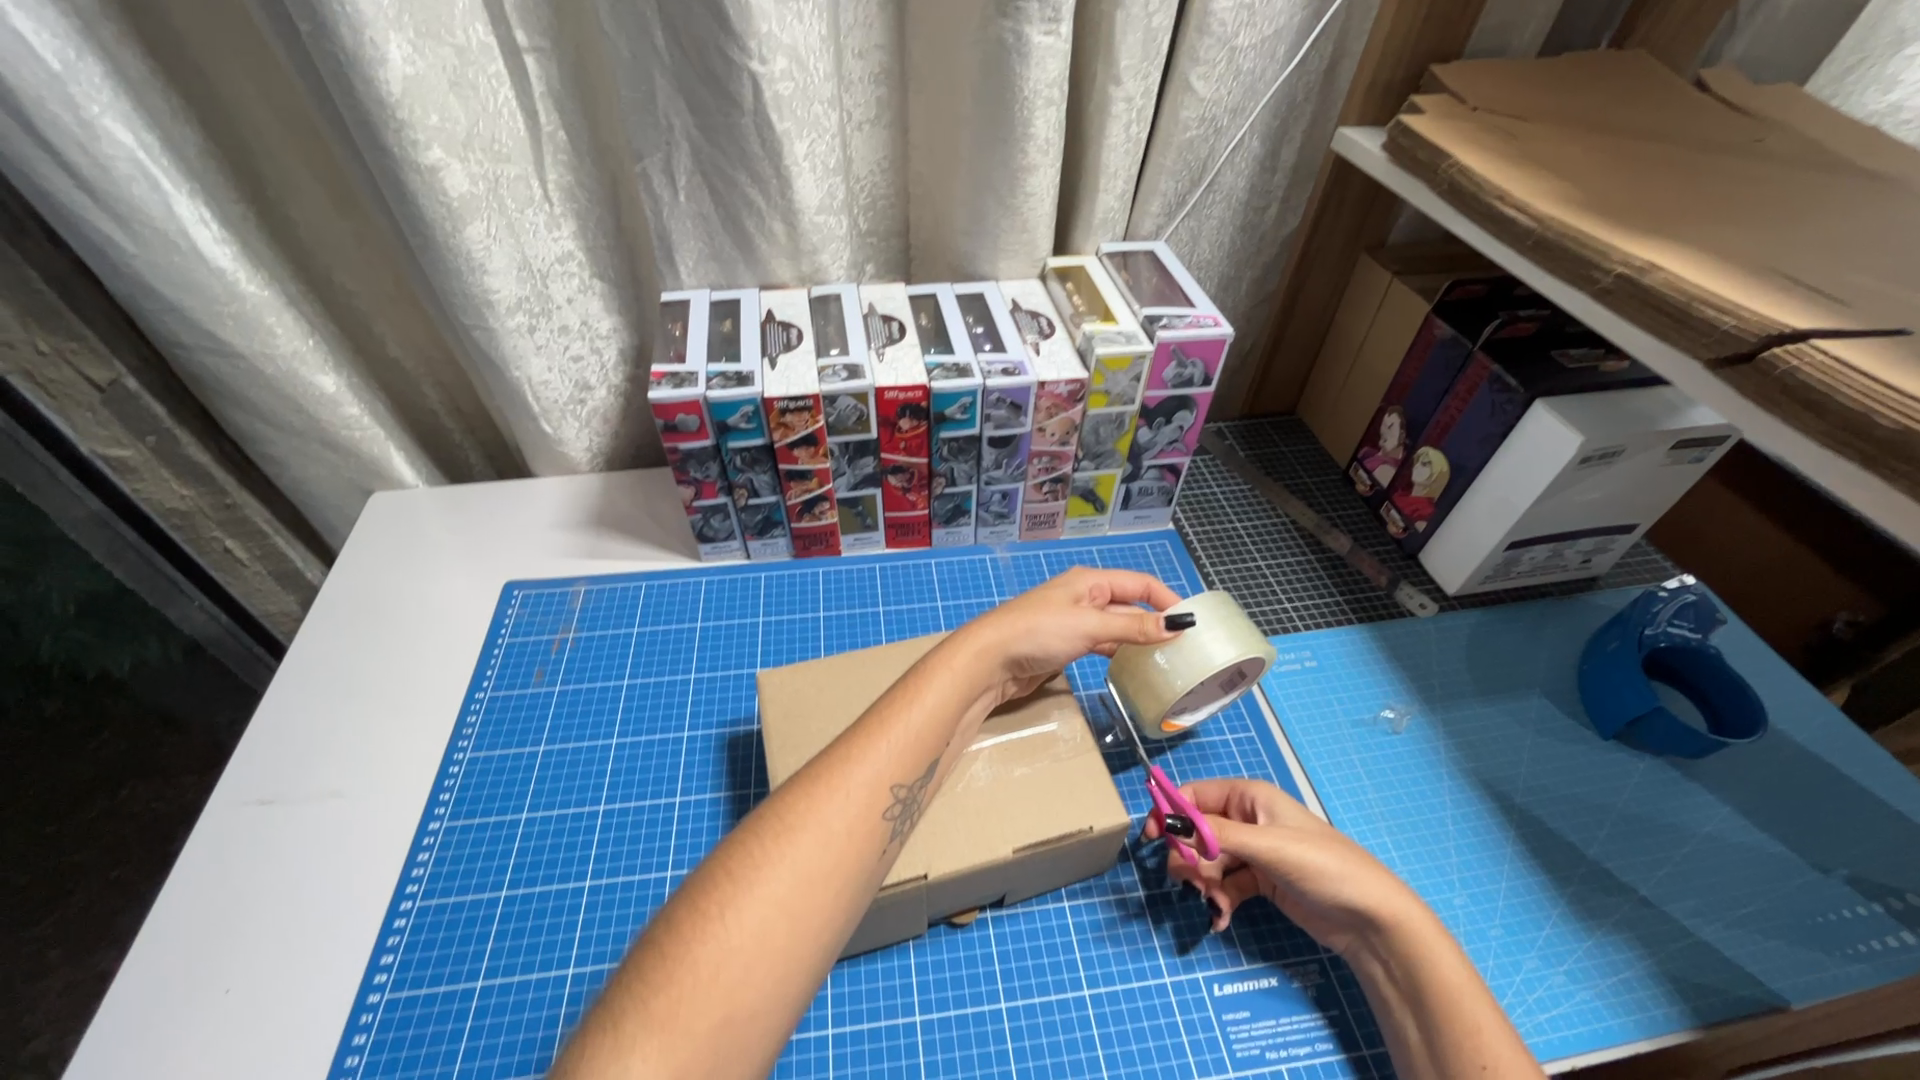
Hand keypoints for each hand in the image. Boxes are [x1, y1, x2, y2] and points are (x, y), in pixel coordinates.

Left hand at [951, 567, 1184, 705]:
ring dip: (1140, 639)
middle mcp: (1083, 596)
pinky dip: (1120, 652)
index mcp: (1090, 581)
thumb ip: (1133, 628)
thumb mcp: (1090, 627)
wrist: (989, 660)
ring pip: (1117, 627)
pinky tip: (1135, 665)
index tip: (1193, 622)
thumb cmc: (1038, 633)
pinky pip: (1102, 644)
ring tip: (1168, 658)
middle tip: (1187, 646)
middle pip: (1130, 606)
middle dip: (1157, 622)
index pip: (1140, 584)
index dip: (1168, 600)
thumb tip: (1178, 625)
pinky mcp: (1065, 645)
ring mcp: (1073, 622)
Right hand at [1144, 777, 1428, 957]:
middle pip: (1197, 831)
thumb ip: (1216, 834)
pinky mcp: (1260, 882)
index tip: (1150, 838)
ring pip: (1208, 860)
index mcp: (1249, 797)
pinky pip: (1224, 885)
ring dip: (1203, 883)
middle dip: (1188, 856)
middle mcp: (1248, 819)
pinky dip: (1218, 900)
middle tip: (1187, 881)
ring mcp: (1254, 852)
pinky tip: (1221, 918)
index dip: (1170, 812)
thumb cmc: (1322, 866)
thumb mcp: (1267, 846)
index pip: (1195, 795)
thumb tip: (1168, 823)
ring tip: (1214, 905)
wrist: (1370, 919)